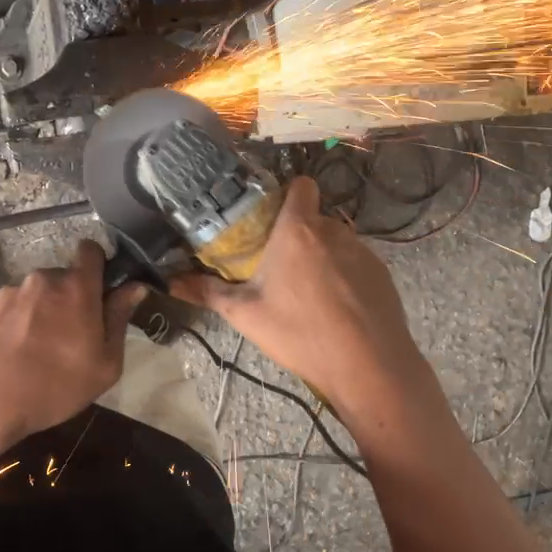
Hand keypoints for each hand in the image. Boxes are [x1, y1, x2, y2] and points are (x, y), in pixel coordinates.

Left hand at [0, 240, 144, 446]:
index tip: (97, 290)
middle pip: (59, 278)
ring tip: (30, 350)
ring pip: (30, 294)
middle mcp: (39, 280)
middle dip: (66, 299)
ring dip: (35, 312)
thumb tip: (134, 287)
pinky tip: (5, 354)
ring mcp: (5, 292)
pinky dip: (8, 324)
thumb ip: (119, 319)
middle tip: (65, 336)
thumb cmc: (55, 387)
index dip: (96, 265)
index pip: (90, 251)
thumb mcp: (105, 365)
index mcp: (75, 288)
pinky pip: (3, 309)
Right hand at [169, 177, 441, 431]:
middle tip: (275, 263)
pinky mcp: (382, 274)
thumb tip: (170, 281)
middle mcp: (333, 231)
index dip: (285, 194)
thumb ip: (207, 292)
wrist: (367, 366)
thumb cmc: (300, 333)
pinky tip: (332, 307)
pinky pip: (354, 262)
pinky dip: (342, 275)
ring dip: (319, 254)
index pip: (300, 185)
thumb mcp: (245, 314)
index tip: (268, 216)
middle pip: (313, 216)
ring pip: (335, 240)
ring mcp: (362, 252)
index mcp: (297, 231)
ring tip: (304, 289)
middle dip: (295, 233)